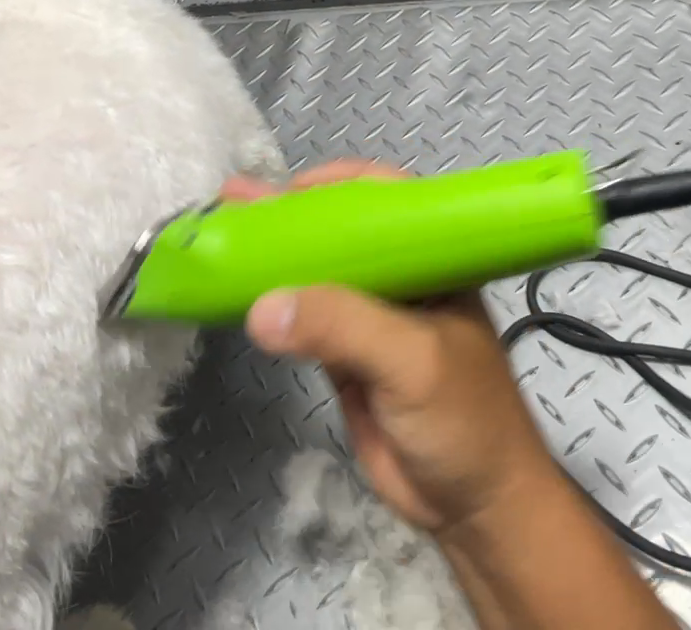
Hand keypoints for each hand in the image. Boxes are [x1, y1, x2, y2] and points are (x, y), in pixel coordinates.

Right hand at [225, 161, 566, 538]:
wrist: (473, 506)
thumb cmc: (464, 419)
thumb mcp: (411, 362)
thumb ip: (342, 327)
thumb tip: (261, 305)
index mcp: (431, 262)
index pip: (385, 200)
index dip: (336, 185)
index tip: (286, 190)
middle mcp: (399, 278)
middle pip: (338, 232)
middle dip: (287, 215)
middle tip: (231, 200)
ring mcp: (369, 316)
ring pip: (316, 273)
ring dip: (271, 256)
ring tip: (217, 236)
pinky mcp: (344, 354)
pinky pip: (302, 317)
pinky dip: (270, 303)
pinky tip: (233, 291)